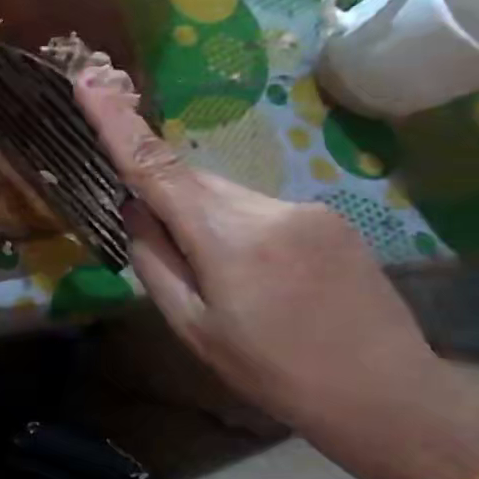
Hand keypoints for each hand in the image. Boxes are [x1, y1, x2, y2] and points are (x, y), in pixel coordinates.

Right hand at [73, 69, 440, 416]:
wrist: (391, 398)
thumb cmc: (275, 374)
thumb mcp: (194, 329)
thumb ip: (154, 262)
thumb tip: (134, 209)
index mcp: (228, 238)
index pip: (156, 168)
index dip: (116, 122)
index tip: (87, 81)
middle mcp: (268, 207)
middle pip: (191, 183)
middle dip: (167, 205)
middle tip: (169, 262)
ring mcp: (306, 209)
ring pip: (224, 197)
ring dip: (205, 224)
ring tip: (225, 285)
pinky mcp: (331, 218)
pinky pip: (258, 209)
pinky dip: (238, 231)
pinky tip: (260, 280)